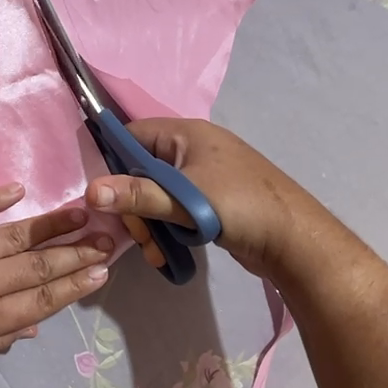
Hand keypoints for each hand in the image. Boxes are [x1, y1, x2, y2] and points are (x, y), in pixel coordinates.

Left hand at [0, 184, 114, 385]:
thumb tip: (31, 329)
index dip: (75, 285)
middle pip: (39, 264)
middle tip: (108, 237)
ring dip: (51, 223)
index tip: (102, 271)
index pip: (43, 300)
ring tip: (81, 210)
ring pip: (14, 235)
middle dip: (77, 251)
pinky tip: (19, 190)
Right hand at [85, 117, 342, 277]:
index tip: (102, 194)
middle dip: (133, 205)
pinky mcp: (210, 201)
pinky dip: (166, 229)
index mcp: (187, 134)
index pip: (131, 135)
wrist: (296, 242)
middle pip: (141, 170)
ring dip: (149, 224)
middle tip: (137, 233)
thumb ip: (136, 195)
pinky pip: (174, 209)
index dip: (111, 161)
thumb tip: (91, 191)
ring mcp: (203, 176)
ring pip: (156, 195)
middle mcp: (193, 149)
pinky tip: (167, 253)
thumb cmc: (240, 207)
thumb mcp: (183, 200)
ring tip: (154, 250)